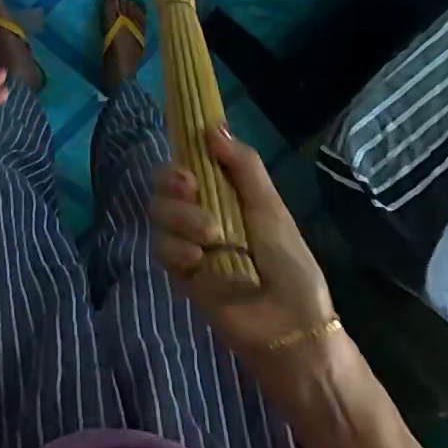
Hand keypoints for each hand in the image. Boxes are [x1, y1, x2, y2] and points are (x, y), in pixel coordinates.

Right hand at [150, 128, 335, 362]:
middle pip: (164, 186)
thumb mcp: (269, 206)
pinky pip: (161, 248)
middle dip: (173, 183)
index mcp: (227, 194)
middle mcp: (202, 214)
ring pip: (158, 214)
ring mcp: (189, 243)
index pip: (190, 164)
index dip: (183, 156)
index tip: (189, 155)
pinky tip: (198, 260)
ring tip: (212, 237)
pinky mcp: (180, 273)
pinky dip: (177, 248)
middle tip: (192, 189)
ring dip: (181, 218)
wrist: (289, 322)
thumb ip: (243, 165)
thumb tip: (212, 125)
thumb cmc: (288, 260)